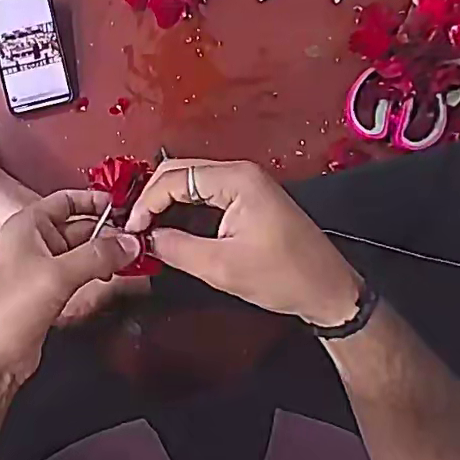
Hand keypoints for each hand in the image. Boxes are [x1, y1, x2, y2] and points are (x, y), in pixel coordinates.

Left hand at [0, 190, 141, 384]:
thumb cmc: (2, 314)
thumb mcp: (56, 275)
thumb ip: (97, 256)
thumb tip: (126, 243)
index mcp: (26, 226)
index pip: (65, 200)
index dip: (93, 200)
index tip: (119, 204)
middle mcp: (32, 244)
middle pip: (79, 227)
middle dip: (107, 233)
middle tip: (134, 240)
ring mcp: (40, 269)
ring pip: (81, 253)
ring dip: (105, 255)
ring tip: (130, 259)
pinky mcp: (48, 293)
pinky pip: (79, 274)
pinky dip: (97, 273)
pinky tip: (113, 277)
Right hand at [125, 160, 361, 325]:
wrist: (328, 289)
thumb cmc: (282, 277)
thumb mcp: (222, 267)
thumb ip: (176, 248)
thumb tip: (145, 238)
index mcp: (237, 179)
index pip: (175, 177)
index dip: (146, 202)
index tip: (131, 229)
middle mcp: (240, 171)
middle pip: (180, 171)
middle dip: (152, 197)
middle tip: (135, 228)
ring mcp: (246, 182)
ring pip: (191, 180)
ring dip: (166, 200)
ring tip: (147, 229)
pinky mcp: (249, 196)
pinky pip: (206, 192)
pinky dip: (184, 206)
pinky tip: (172, 227)